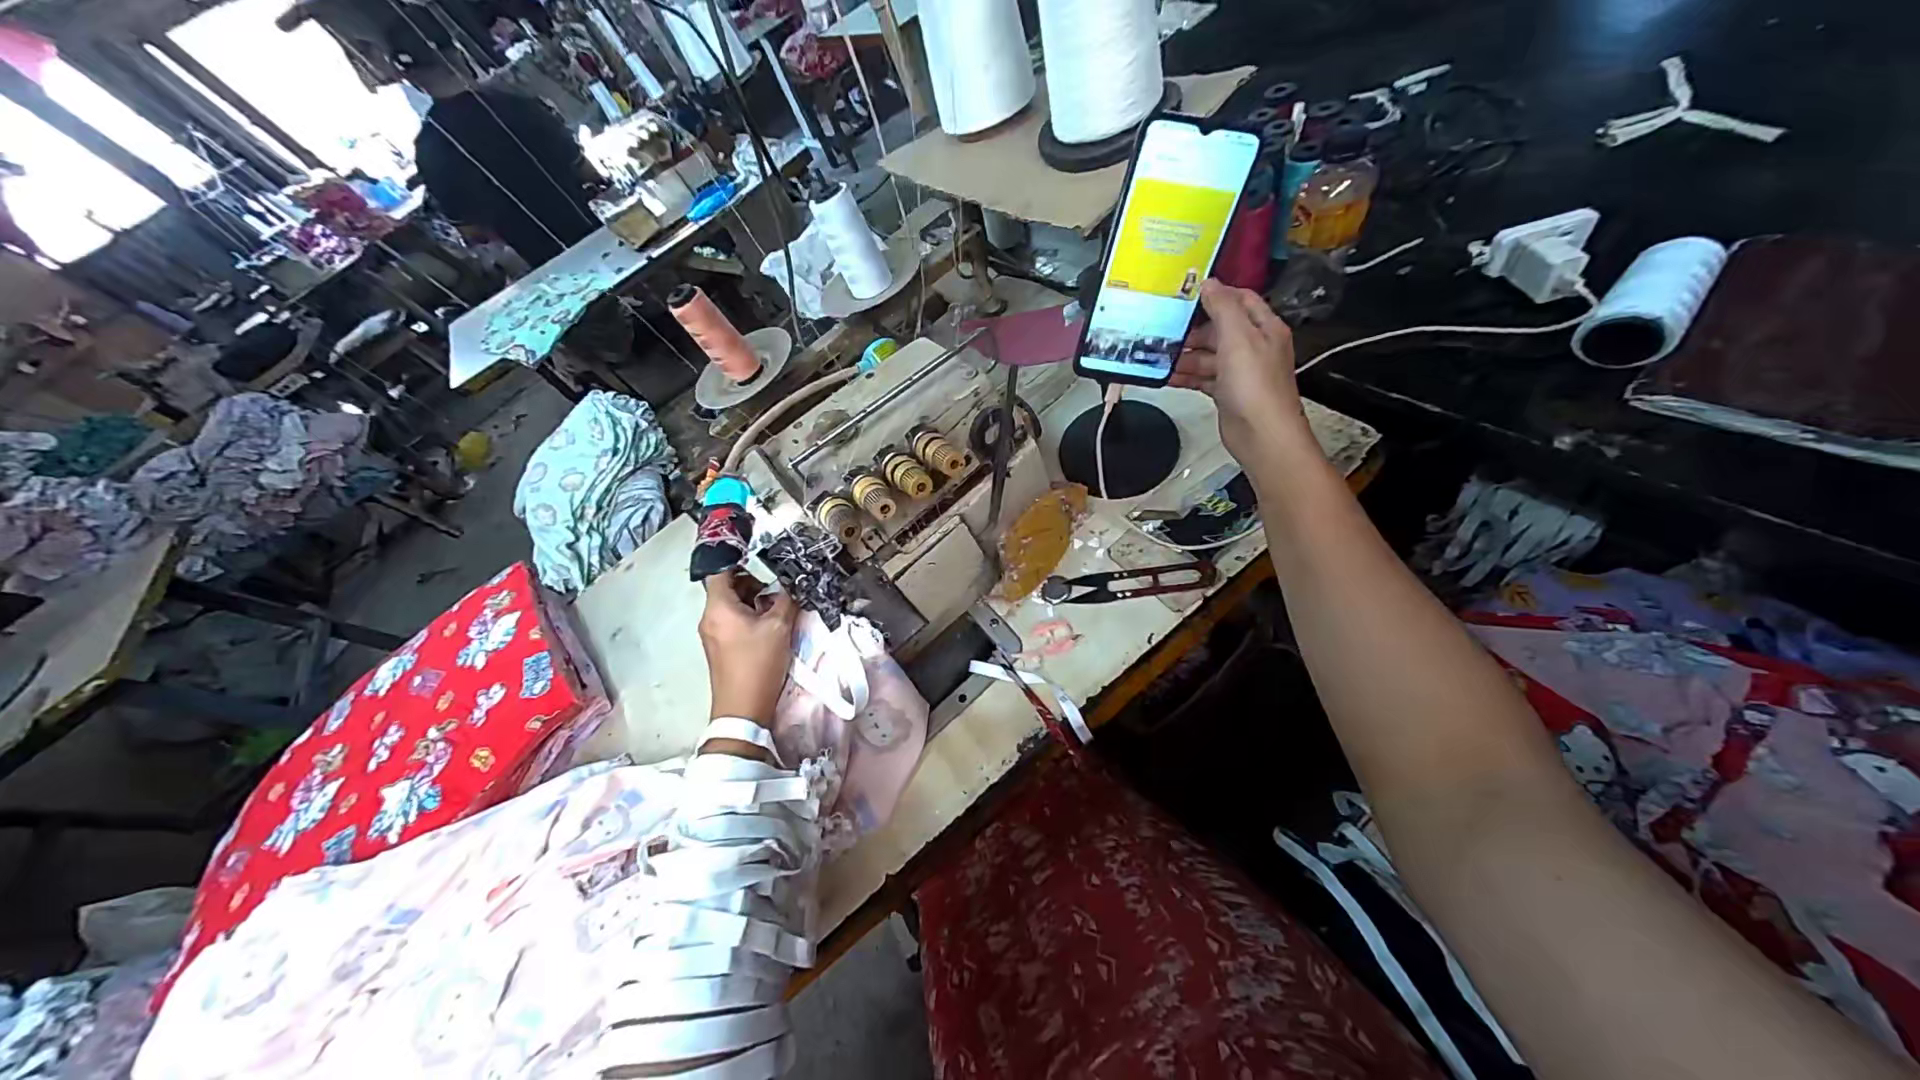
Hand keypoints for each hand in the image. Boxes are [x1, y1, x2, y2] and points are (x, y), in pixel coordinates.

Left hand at [698, 570, 798, 725]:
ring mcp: (712, 633)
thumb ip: (786, 600)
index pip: (721, 570)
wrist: (742, 709)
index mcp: (718, 607)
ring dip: (752, 600)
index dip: (740, 560)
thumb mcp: (779, 628)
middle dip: (752, 582)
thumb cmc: (758, 664)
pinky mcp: (719, 647)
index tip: (763, 559)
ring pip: (730, 604)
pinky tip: (768, 624)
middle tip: (777, 587)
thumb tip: (791, 584)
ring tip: (777, 606)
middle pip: (726, 586)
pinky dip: (747, 615)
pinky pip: (731, 620)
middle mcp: (709, 617)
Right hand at [1172, 279, 1310, 463]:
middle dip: (1193, 330)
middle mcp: (1254, 347)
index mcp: (1263, 328)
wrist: (1261, 434)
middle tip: (1167, 329)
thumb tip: (1209, 283)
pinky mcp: (1227, 392)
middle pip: (1219, 328)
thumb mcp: (1238, 337)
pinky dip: (1186, 376)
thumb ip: (1223, 307)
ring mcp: (1240, 372)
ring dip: (1186, 355)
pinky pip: (1203, 378)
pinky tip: (1168, 376)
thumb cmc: (1256, 388)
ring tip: (1162, 355)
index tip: (1187, 294)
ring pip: (1208, 355)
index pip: (1240, 299)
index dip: (1216, 294)